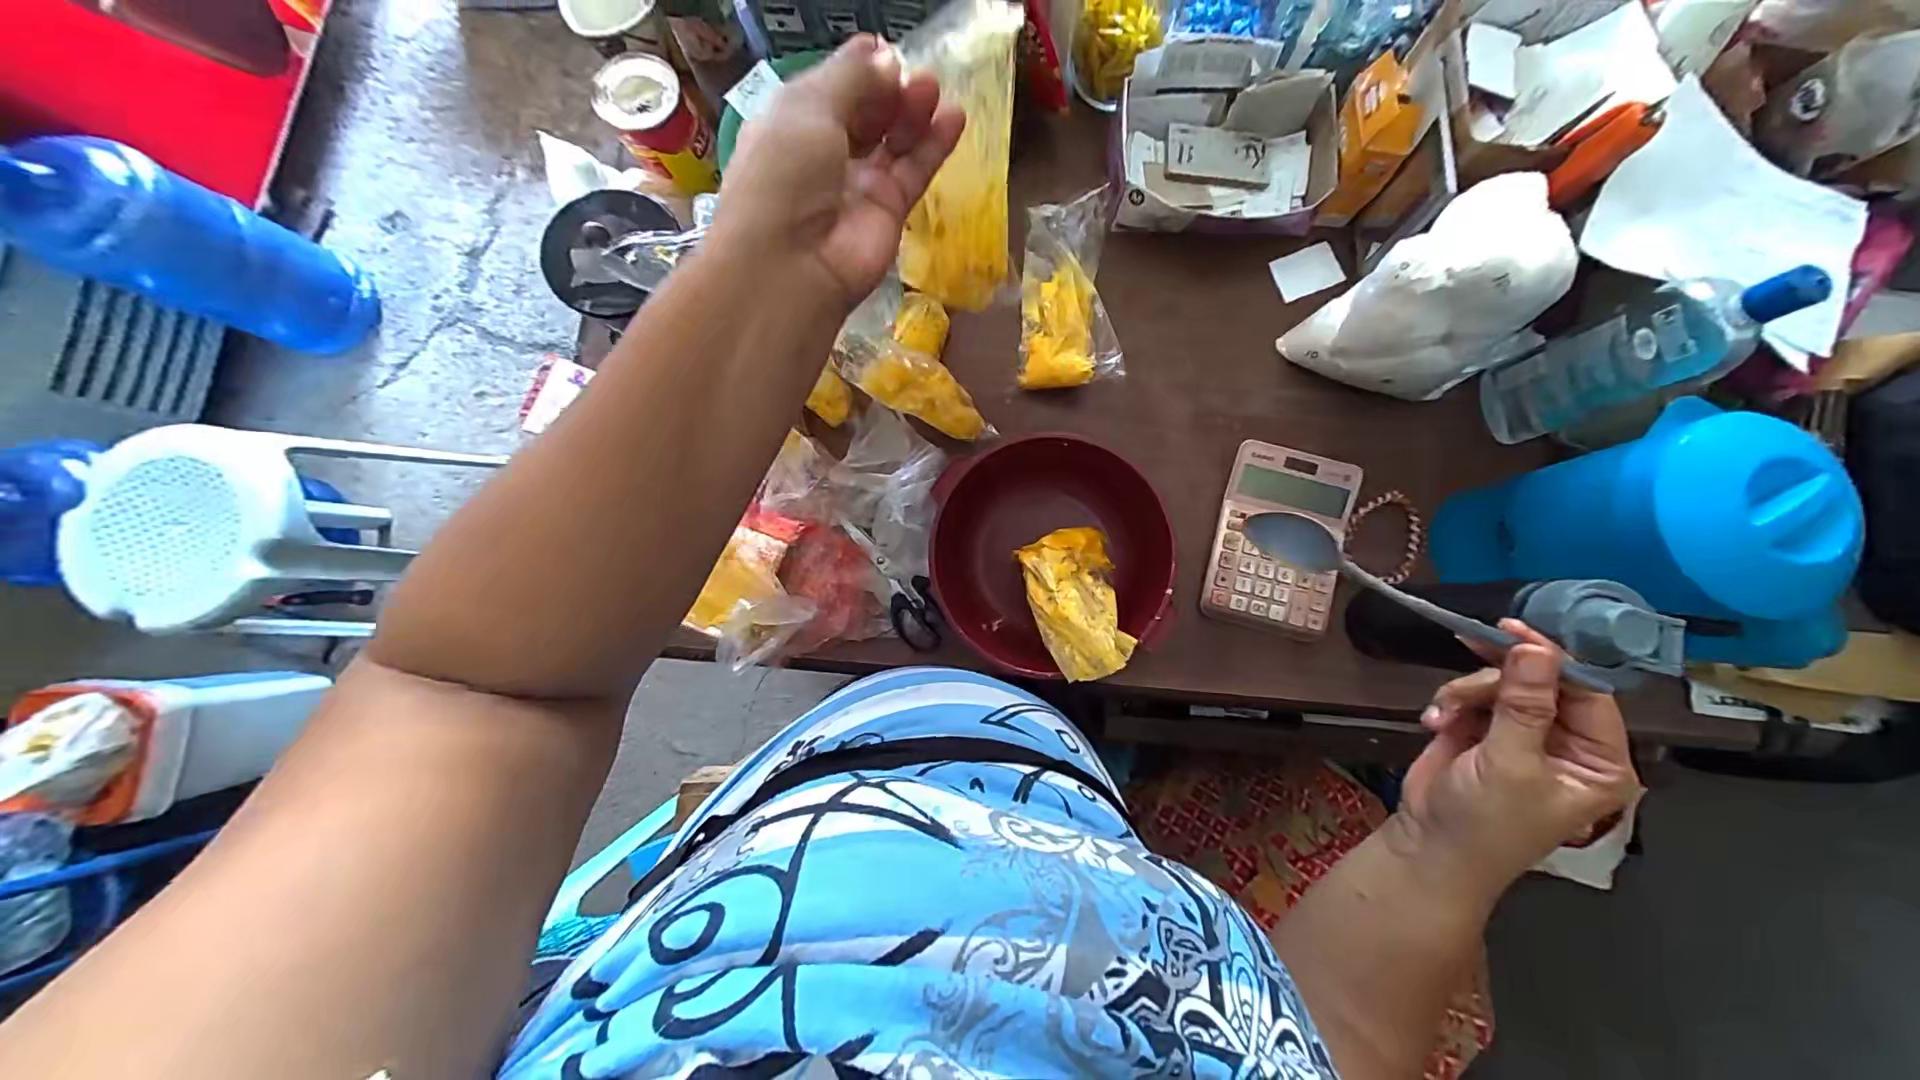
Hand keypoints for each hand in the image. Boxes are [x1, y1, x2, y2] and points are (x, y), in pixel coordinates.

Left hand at [712, 36, 965, 306]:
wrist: (792, 264)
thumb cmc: (786, 173)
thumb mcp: (809, 106)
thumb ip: (851, 78)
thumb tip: (887, 60)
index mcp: (793, 123)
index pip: (833, 88)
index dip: (860, 69)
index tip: (887, 53)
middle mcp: (825, 155)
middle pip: (867, 113)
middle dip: (890, 90)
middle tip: (916, 77)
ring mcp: (859, 187)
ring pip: (893, 142)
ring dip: (914, 113)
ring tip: (934, 91)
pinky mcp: (888, 213)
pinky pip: (914, 172)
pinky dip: (934, 145)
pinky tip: (954, 118)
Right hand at [1396, 619, 1642, 898]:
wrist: (1428, 844)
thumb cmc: (1485, 819)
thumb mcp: (1509, 763)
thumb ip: (1524, 705)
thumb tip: (1536, 649)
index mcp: (1596, 760)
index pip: (1586, 693)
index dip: (1552, 659)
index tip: (1512, 629)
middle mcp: (1564, 743)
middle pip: (1536, 682)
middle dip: (1496, 676)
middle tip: (1468, 642)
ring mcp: (1519, 735)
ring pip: (1496, 684)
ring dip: (1463, 693)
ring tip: (1441, 717)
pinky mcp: (1479, 731)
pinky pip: (1468, 696)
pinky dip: (1447, 703)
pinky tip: (1434, 722)